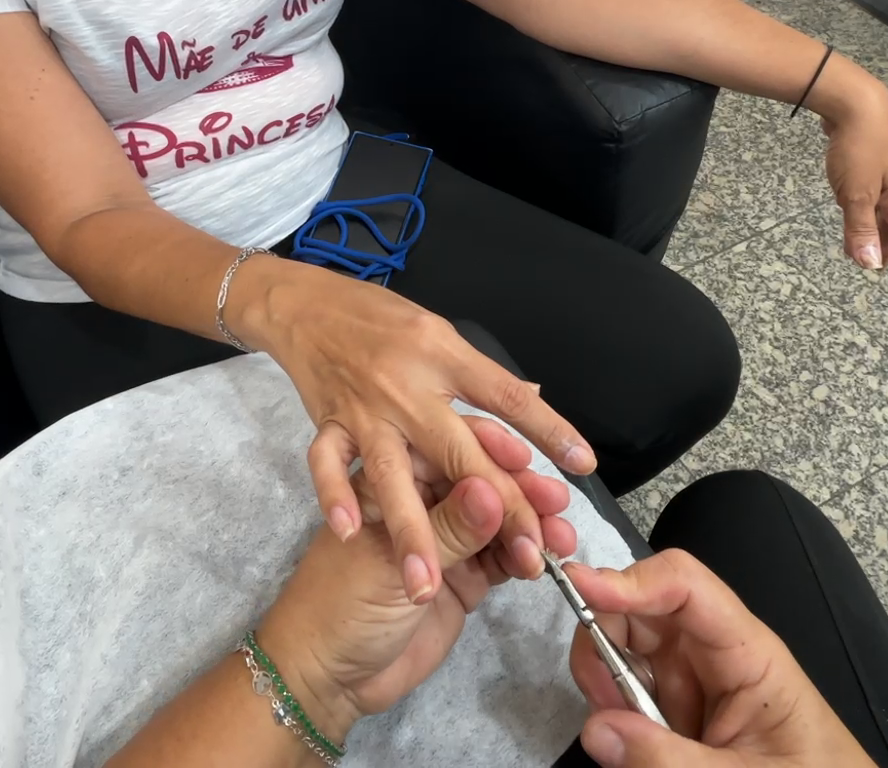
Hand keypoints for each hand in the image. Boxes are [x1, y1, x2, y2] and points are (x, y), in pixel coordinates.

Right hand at [230, 258, 596, 600]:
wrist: (305, 303)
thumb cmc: (378, 315)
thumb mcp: (436, 331)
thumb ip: (476, 372)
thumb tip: (531, 393)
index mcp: (443, 355)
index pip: (505, 395)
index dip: (546, 428)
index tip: (582, 464)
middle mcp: (408, 385)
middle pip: (459, 448)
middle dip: (496, 503)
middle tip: (530, 552)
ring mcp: (364, 406)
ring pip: (390, 471)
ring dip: (409, 528)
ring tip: (425, 583)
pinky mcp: (325, 420)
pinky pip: (326, 462)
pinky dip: (333, 493)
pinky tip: (347, 529)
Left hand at [258, 429, 579, 739]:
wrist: (327, 677)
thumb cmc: (340, 603)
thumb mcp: (391, 561)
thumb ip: (446, 528)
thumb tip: (494, 489)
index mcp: (394, 478)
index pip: (446, 451)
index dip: (487, 452)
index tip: (526, 458)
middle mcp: (423, 499)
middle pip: (478, 483)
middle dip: (518, 490)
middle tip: (557, 501)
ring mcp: (445, 538)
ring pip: (496, 521)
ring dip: (529, 526)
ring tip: (562, 536)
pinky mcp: (462, 576)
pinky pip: (499, 559)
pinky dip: (522, 558)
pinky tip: (546, 560)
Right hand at [565, 550, 874, 767]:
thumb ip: (669, 761)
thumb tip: (592, 730)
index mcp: (745, 650)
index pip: (683, 583)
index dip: (629, 579)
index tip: (579, 589)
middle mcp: (710, 649)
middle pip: (639, 608)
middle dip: (603, 638)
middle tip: (599, 698)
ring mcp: (689, 676)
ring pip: (623, 645)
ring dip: (605, 679)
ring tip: (619, 734)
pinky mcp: (674, 705)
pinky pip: (627, 686)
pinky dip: (612, 707)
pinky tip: (627, 741)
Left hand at [814, 67, 887, 290]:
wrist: (857, 104)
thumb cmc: (859, 149)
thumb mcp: (856, 195)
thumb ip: (861, 230)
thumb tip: (870, 265)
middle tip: (885, 273)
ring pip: (884, 215)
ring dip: (877, 234)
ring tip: (868, 252)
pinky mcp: (873, 168)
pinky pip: (872, 200)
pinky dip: (866, 214)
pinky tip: (855, 217)